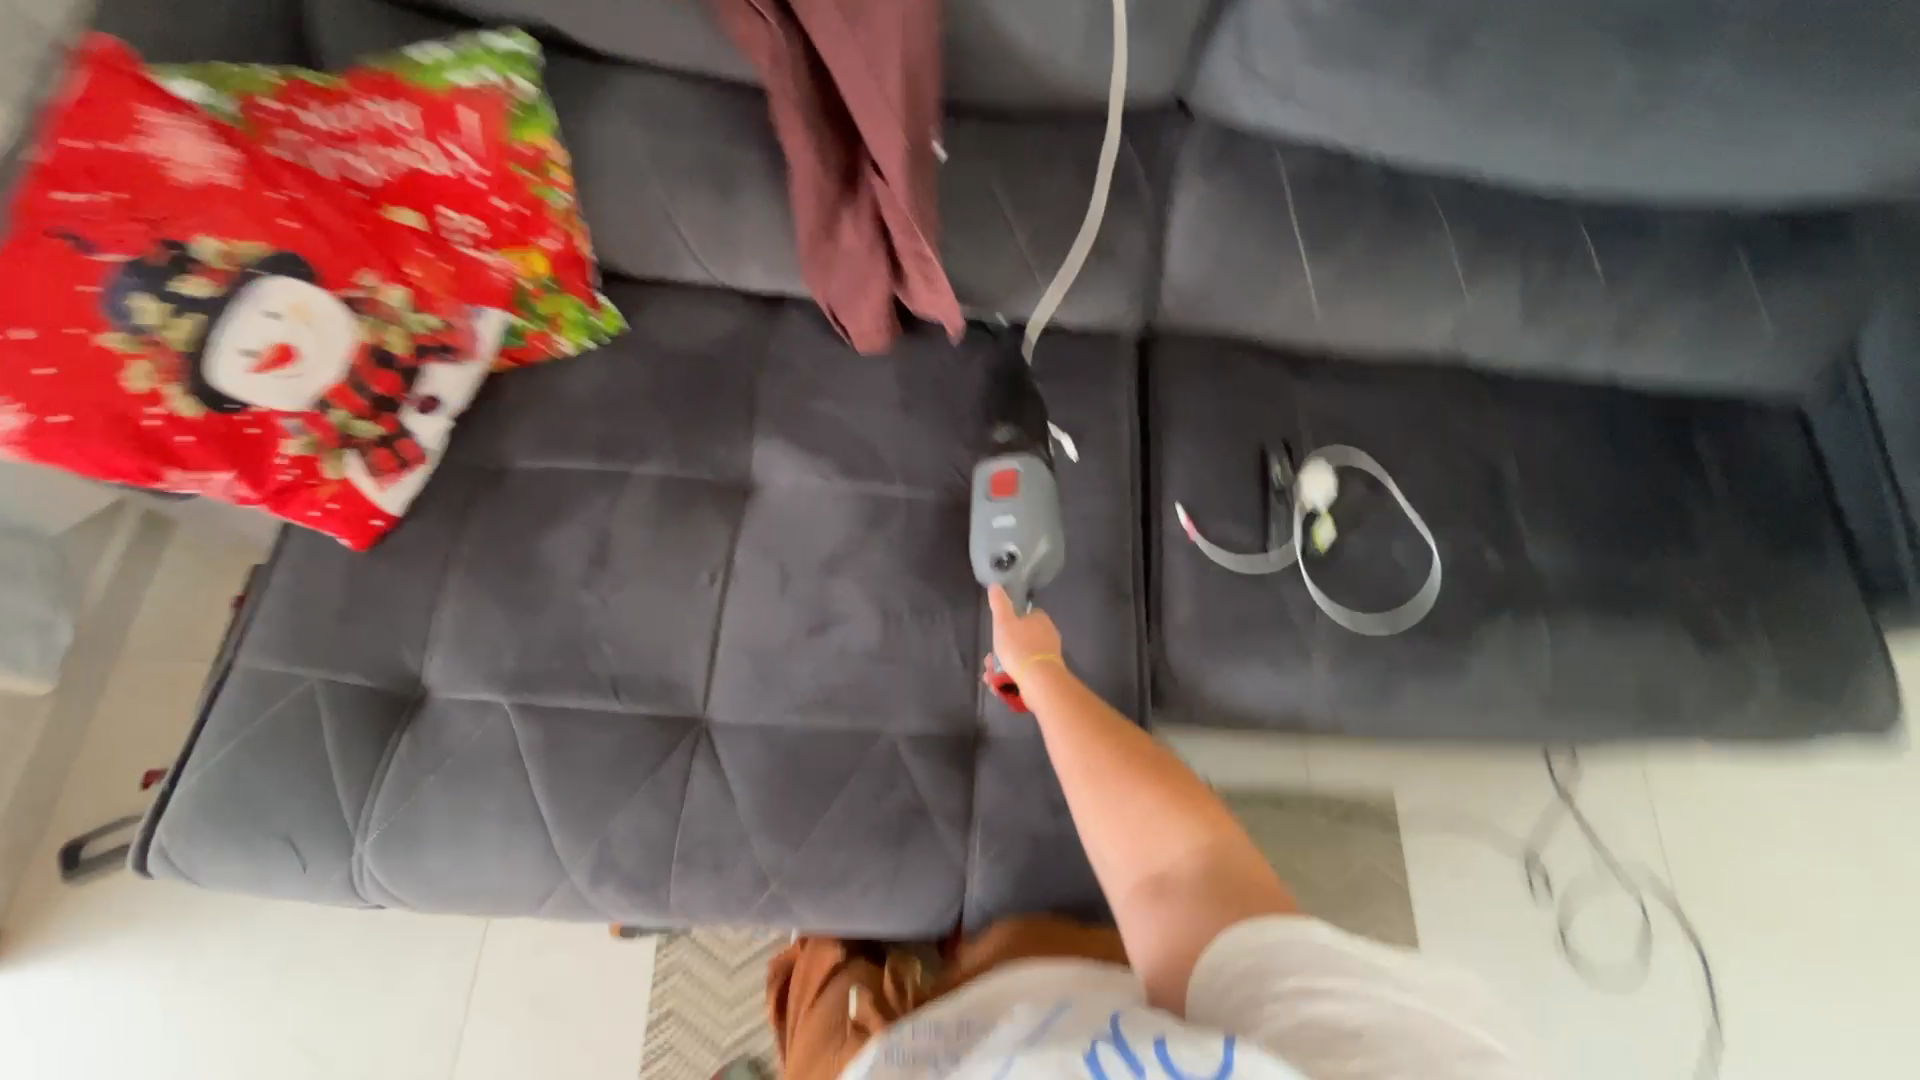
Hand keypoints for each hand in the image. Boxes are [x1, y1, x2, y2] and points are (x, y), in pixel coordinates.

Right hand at [987, 585, 1064, 685]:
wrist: (1039, 680)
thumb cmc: (1019, 647)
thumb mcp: (1003, 622)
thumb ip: (999, 603)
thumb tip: (995, 585)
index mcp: (1041, 619)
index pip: (1027, 614)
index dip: (1012, 621)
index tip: (999, 631)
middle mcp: (1048, 635)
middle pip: (1022, 638)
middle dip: (1004, 648)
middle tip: (990, 658)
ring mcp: (1048, 655)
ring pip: (1022, 656)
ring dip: (1004, 664)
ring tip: (991, 674)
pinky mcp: (1047, 673)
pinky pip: (1026, 671)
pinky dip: (1012, 675)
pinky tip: (1000, 683)